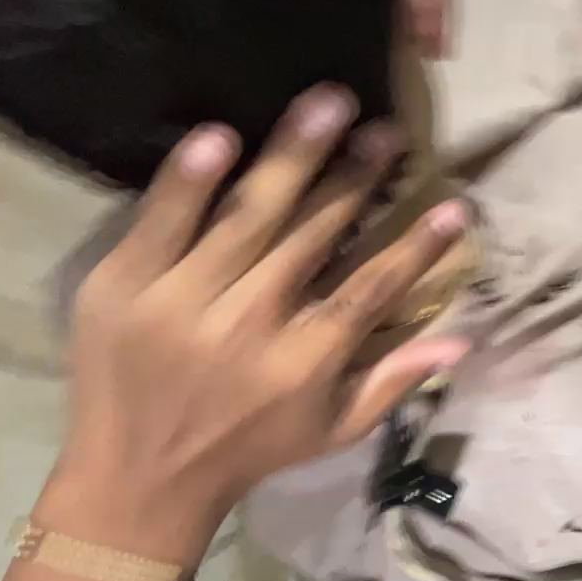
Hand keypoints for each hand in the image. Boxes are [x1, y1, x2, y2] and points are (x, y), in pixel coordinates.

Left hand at [40, 85, 471, 561]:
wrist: (139, 477)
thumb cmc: (255, 450)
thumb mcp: (337, 431)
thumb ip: (395, 382)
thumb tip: (461, 342)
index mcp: (305, 362)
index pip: (371, 290)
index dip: (415, 247)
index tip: (451, 208)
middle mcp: (249, 324)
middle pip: (312, 237)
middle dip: (356, 178)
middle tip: (387, 130)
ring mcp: (179, 300)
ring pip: (247, 215)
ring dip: (292, 155)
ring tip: (326, 103)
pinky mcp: (120, 285)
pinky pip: (159, 221)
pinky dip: (190, 178)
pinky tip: (223, 134)